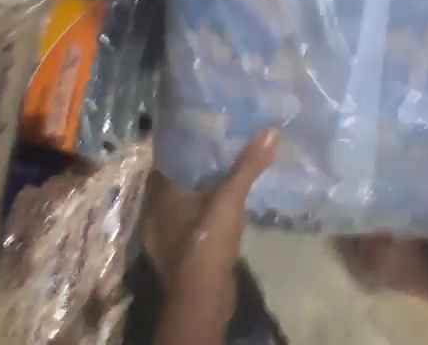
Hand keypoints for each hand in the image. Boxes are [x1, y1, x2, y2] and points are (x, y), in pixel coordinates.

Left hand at [148, 129, 280, 344]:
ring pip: (185, 202)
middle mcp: (156, 213)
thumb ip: (247, 166)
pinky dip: (205, 211)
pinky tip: (224, 204)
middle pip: (176, 179)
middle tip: (220, 145)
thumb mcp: (229, 199)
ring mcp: (168, 236)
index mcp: (159, 196)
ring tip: (226, 170)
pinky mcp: (183, 252)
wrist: (203, 299)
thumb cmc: (206, 242)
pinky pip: (193, 221)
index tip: (204, 128)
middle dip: (196, 165)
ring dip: (201, 189)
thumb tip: (270, 130)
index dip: (183, 144)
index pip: (167, 159)